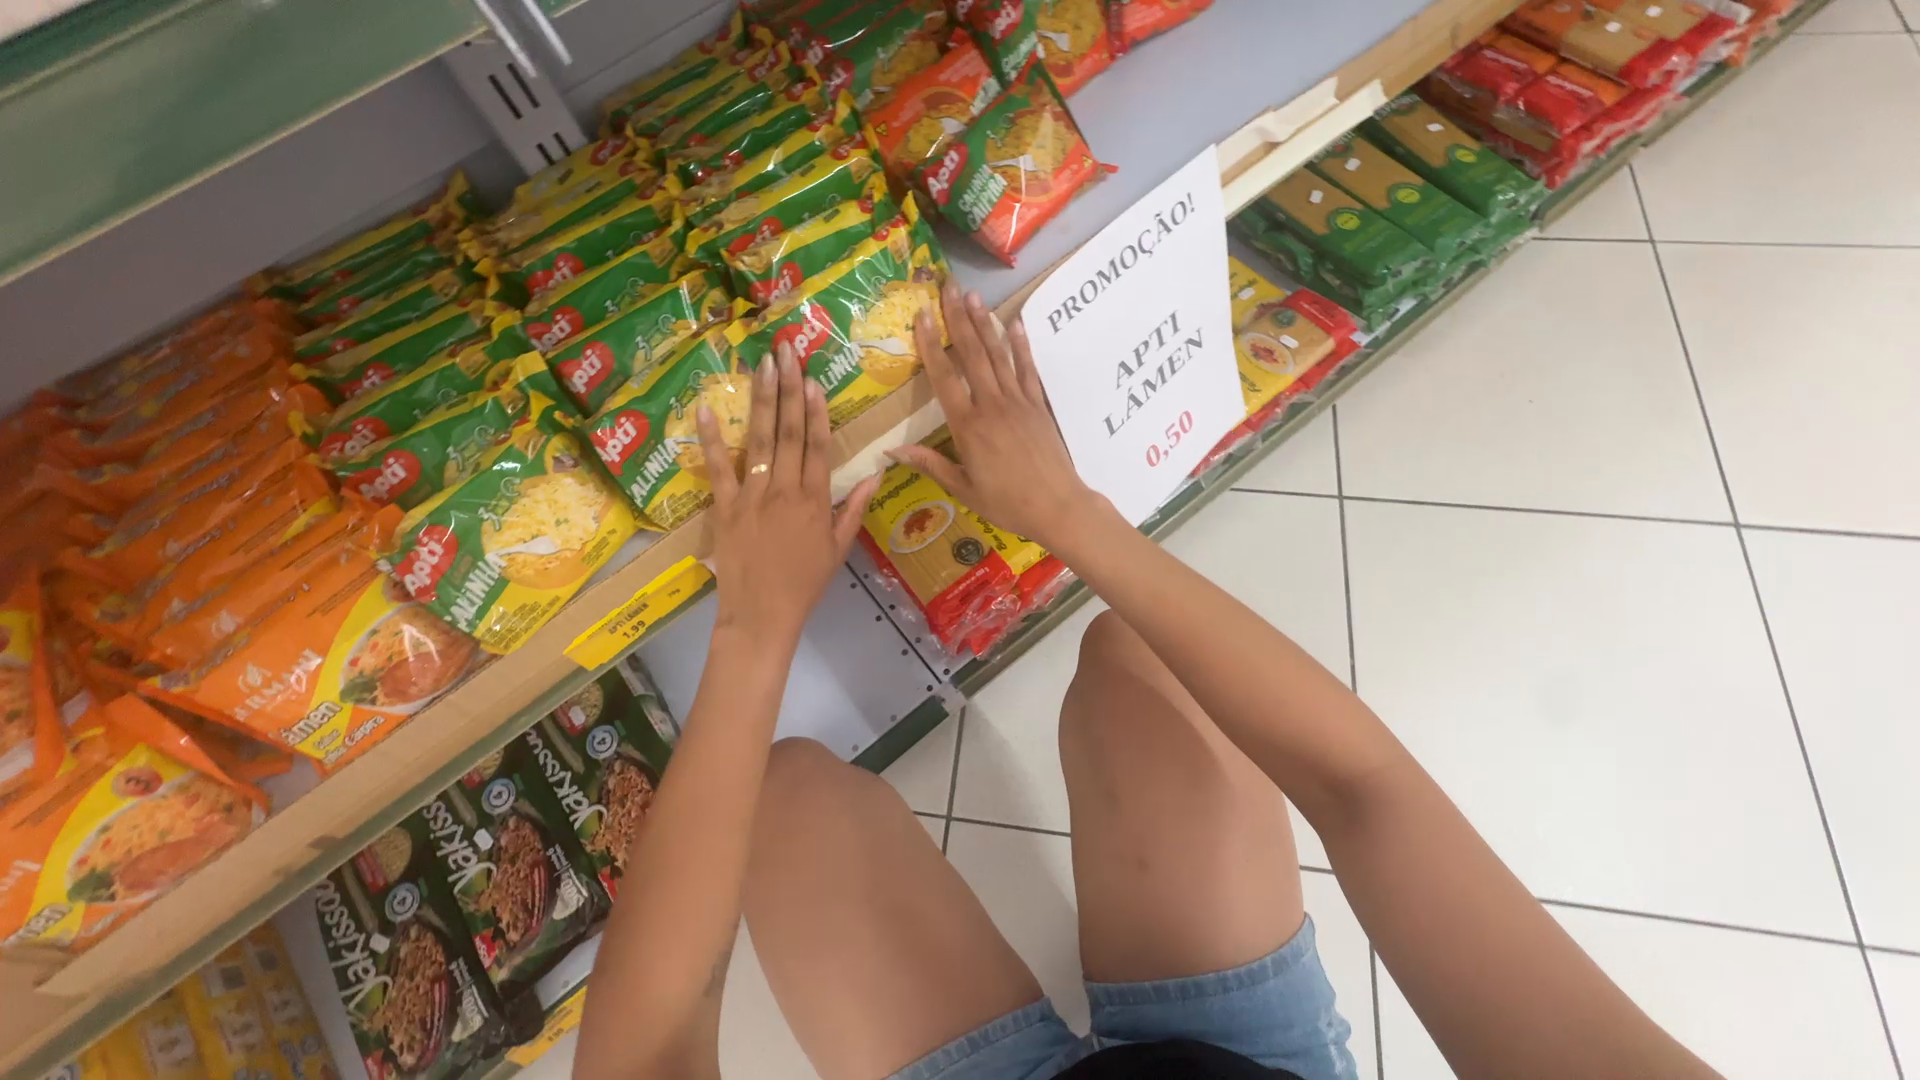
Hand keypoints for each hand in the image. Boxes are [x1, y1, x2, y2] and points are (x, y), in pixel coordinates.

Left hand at [697, 343, 879, 642]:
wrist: (763, 614)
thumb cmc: (805, 583)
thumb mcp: (839, 548)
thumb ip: (854, 507)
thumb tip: (877, 471)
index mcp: (816, 500)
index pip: (817, 446)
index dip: (816, 410)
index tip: (814, 379)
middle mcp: (786, 491)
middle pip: (789, 433)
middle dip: (789, 389)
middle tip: (787, 352)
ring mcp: (753, 497)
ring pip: (759, 441)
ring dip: (761, 400)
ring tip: (763, 365)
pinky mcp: (725, 507)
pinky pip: (718, 469)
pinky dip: (711, 440)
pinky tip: (705, 409)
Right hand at [898, 282, 1113, 553]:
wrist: (1058, 506)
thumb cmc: (1007, 503)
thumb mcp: (963, 488)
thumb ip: (930, 464)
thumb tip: (891, 451)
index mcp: (967, 426)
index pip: (944, 376)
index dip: (931, 344)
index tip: (922, 314)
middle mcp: (992, 405)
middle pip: (972, 354)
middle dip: (959, 319)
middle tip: (948, 287)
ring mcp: (1018, 401)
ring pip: (998, 355)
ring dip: (984, 323)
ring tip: (973, 296)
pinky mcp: (1039, 405)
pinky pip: (1028, 369)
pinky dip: (1021, 345)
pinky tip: (1014, 322)